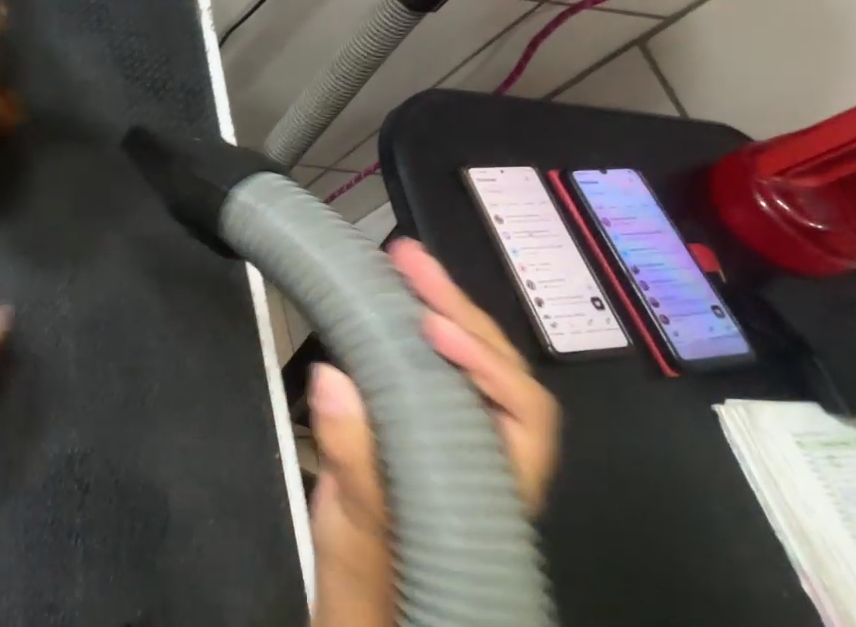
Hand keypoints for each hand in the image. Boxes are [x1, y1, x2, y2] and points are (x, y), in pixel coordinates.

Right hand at [307, 239, 559, 625]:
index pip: (522, 414)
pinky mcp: (422, 419)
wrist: (361, 594)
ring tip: (401, 262)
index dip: (484, 364)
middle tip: (410, 261)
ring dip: (439, 307)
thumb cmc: (374, 575)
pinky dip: (410, 327)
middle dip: (458, 310)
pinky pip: (429, 366)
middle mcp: (490, 452)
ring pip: (467, 363)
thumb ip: (354, 459)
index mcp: (497, 486)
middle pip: (497, 371)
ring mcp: (457, 432)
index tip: (433, 327)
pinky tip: (389, 301)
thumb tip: (333, 380)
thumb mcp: (361, 524)